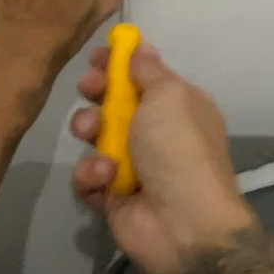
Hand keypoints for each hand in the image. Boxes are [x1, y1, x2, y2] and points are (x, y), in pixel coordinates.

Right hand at [69, 44, 257, 273]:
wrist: (185, 226)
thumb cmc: (179, 149)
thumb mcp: (170, 96)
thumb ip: (149, 70)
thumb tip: (141, 46)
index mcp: (175, 105)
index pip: (141, 74)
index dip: (118, 63)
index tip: (98, 57)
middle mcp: (154, 131)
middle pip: (112, 100)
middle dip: (96, 91)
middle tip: (89, 88)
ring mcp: (132, 163)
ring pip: (94, 134)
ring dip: (89, 128)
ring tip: (93, 134)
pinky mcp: (111, 194)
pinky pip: (88, 174)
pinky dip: (92, 173)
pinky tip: (106, 176)